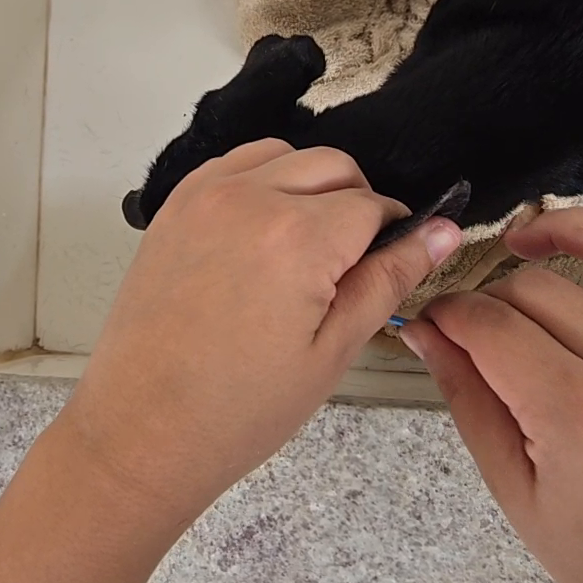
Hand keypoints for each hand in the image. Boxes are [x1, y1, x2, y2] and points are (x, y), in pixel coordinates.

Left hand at [56, 138, 461, 525]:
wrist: (140, 429)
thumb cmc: (240, 409)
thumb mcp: (332, 351)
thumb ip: (389, 279)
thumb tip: (442, 230)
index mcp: (297, 236)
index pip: (372, 204)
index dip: (393, 231)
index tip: (391, 260)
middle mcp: (249, 196)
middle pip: (333, 165)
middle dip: (357, 201)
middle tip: (350, 260)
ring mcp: (205, 194)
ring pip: (284, 153)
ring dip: (309, 183)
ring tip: (305, 244)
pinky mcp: (175, 204)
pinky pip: (235, 164)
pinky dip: (262, 179)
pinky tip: (263, 230)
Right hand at [401, 184, 582, 582]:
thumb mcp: (512, 488)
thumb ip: (465, 395)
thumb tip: (422, 326)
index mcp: (578, 415)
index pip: (488, 322)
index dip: (450, 313)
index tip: (437, 320)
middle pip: (541, 287)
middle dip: (493, 294)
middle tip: (478, 318)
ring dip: (574, 226)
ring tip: (536, 237)